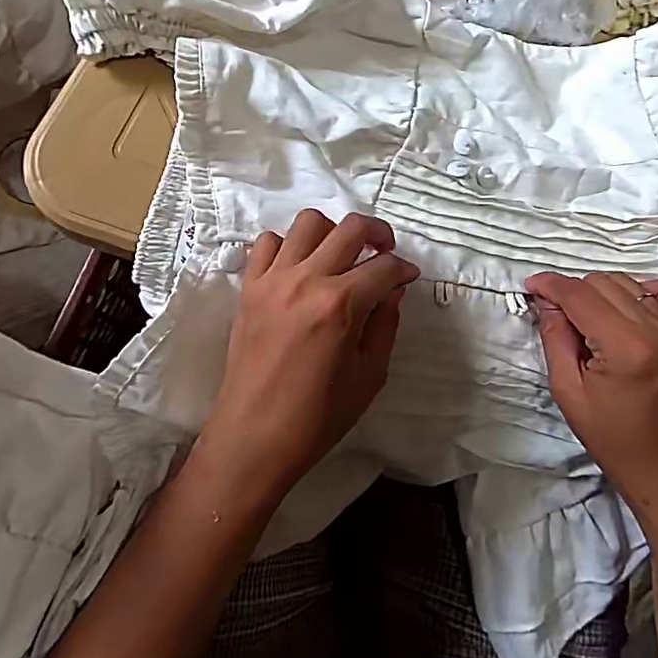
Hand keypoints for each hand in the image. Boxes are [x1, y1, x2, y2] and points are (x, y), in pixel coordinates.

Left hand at [196, 210, 419, 499]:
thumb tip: (391, 290)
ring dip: (332, 232)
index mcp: (340, 305)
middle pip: (350, 228)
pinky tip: (299, 267)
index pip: (384, 266)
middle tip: (385, 252)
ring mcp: (272, 279)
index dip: (404, 269)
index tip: (408, 278)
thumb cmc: (317, 416)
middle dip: (378, 233)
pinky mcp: (249, 287)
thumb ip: (384, 325)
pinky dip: (288, 245)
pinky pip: (267, 243)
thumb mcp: (369, 376)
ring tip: (341, 255)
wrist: (255, 434)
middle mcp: (306, 280)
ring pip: (307, 222)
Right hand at [526, 271, 657, 526]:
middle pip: (601, 282)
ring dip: (599, 291)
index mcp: (626, 347)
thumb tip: (547, 301)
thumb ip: (555, 337)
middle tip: (556, 314)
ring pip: (627, 282)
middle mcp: (657, 331)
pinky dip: (636, 290)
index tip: (531, 286)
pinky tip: (620, 310)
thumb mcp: (568, 390)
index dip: (549, 284)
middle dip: (571, 291)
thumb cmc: (614, 439)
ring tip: (586, 318)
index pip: (579, 294)